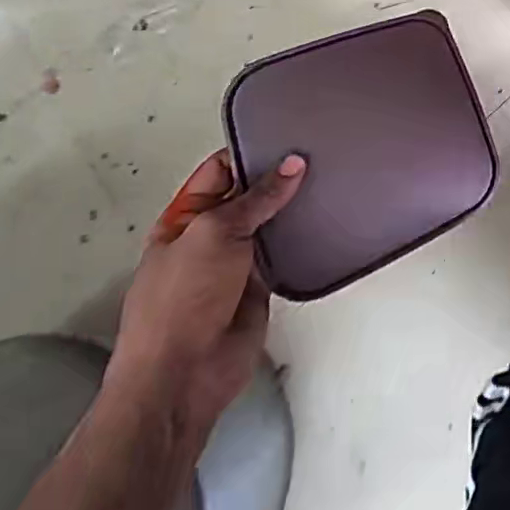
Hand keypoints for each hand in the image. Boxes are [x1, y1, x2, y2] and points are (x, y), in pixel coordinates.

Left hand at [106, 150, 305, 438]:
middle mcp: (211, 236)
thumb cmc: (179, 302)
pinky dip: (304, 237)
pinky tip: (328, 217)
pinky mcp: (262, 283)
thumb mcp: (214, 234)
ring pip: (271, 222)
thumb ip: (257, 197)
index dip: (249, 152)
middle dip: (278, 178)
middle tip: (317, 153)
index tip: (285, 135)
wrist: (184, 374)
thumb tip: (292, 164)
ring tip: (330, 178)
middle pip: (250, 195)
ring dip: (294, 207)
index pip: (220, 170)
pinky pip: (286, 251)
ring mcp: (237, 261)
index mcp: (184, 219)